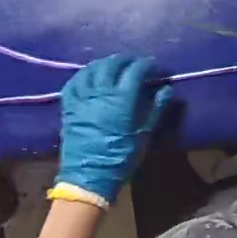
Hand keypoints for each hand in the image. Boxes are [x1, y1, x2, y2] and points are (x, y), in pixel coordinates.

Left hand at [55, 54, 174, 202]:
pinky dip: (83, 75)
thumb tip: (167, 88)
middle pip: (112, 64)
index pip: (136, 70)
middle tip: (134, 63)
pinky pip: (74, 82)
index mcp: (122, 99)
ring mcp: (82, 97)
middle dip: (126, 60)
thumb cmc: (121, 158)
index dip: (146, 65)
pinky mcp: (69, 105)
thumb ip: (156, 109)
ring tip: (113, 66)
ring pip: (92, 69)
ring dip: (104, 63)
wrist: (88, 177)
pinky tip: (89, 75)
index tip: (153, 67)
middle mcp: (101, 92)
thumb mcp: (144, 135)